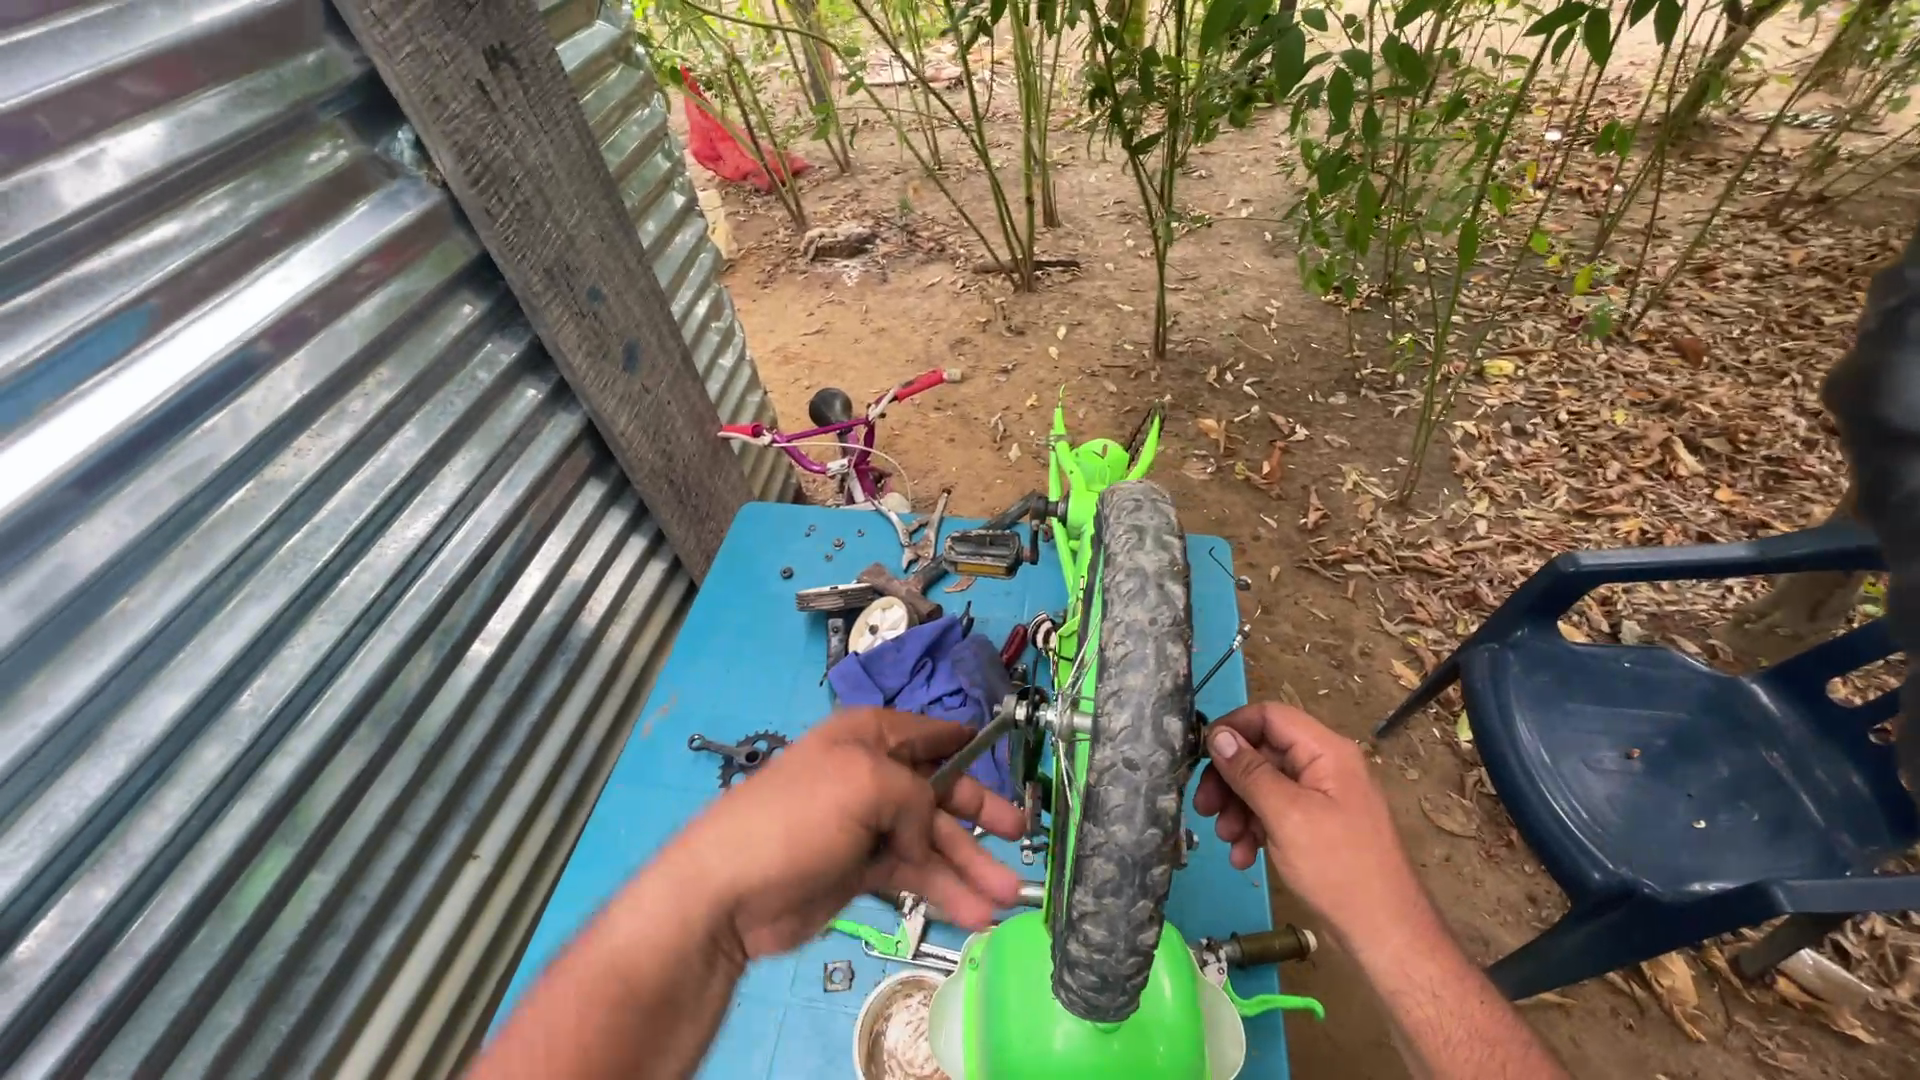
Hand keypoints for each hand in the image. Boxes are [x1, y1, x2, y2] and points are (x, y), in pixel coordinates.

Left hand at [651, 708, 1024, 960]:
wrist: (729, 891)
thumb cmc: (797, 817)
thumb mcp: (865, 784)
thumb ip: (917, 796)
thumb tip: (925, 831)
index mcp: (869, 737)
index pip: (932, 734)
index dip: (971, 748)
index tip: (1009, 765)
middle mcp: (872, 775)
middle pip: (940, 792)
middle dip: (980, 818)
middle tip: (1021, 837)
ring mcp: (867, 824)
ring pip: (931, 841)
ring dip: (968, 867)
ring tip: (1004, 898)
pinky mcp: (862, 868)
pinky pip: (913, 874)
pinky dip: (942, 891)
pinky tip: (971, 914)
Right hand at [1194, 702, 1425, 943]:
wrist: (1385, 934)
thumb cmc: (1338, 868)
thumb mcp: (1286, 815)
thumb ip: (1249, 771)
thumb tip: (1217, 735)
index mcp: (1326, 751)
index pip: (1270, 715)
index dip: (1233, 728)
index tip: (1201, 756)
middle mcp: (1324, 766)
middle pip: (1263, 752)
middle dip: (1229, 779)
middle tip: (1204, 807)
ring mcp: (1322, 797)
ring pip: (1264, 784)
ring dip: (1238, 808)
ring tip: (1226, 840)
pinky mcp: (1317, 825)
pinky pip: (1276, 811)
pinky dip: (1255, 828)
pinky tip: (1244, 856)